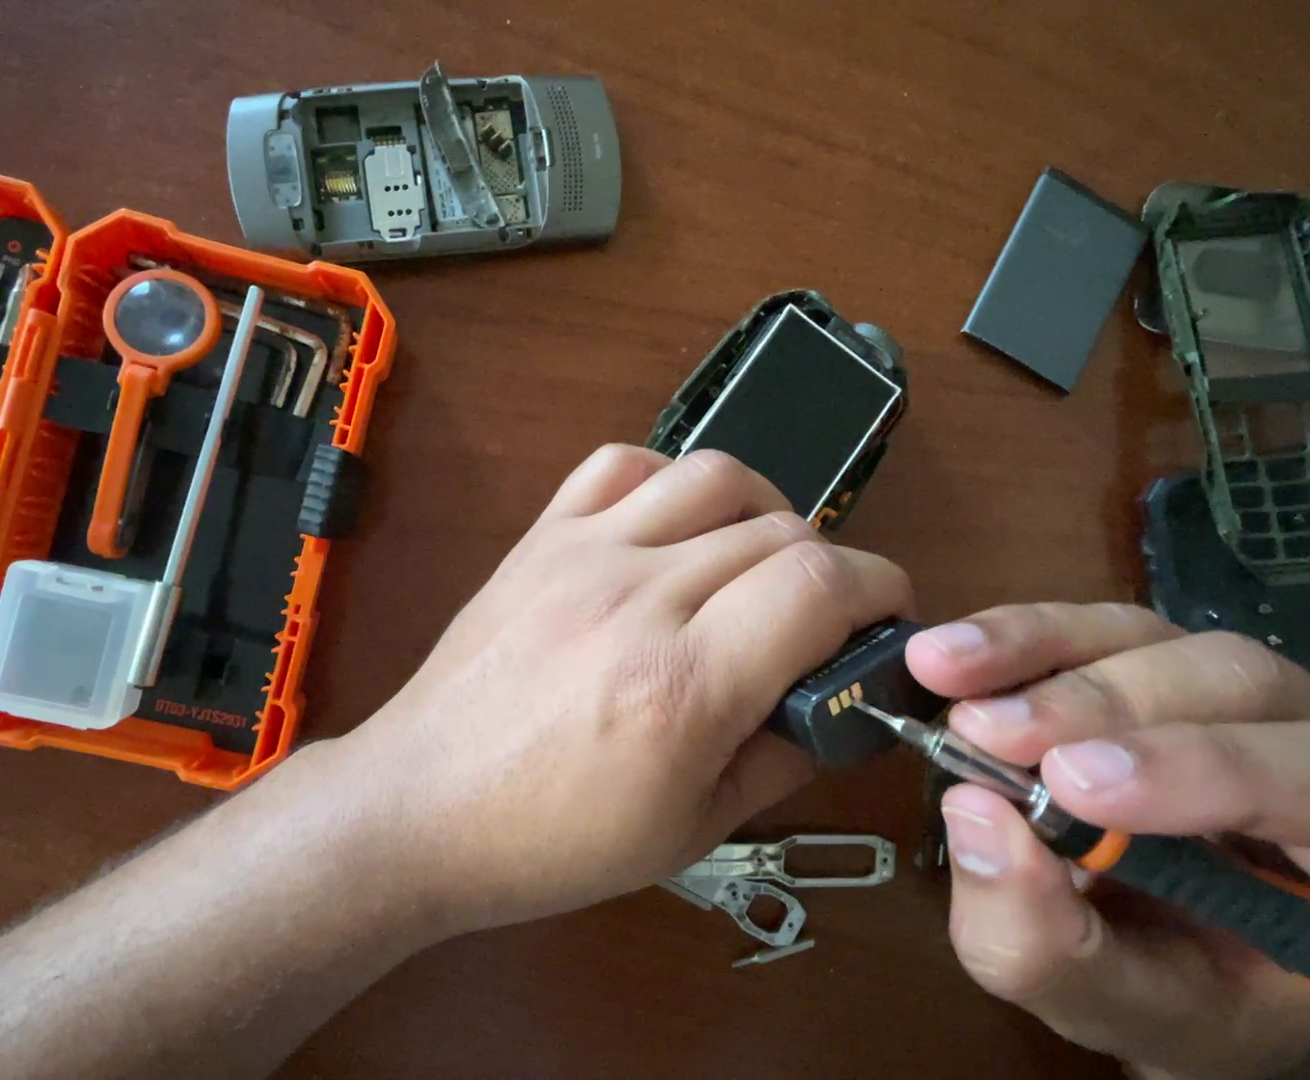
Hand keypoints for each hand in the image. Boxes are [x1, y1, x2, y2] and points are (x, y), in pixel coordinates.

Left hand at [333, 445, 912, 933]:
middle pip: (779, 529)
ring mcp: (583, 553)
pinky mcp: (540, 537)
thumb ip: (780, 757)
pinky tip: (674, 525)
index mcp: (684, 684)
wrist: (421, 805)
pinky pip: (619, 463)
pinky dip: (669, 478)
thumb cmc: (552, 840)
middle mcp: (639, 597)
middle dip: (828, 565)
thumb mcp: (691, 831)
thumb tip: (831, 701)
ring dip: (763, 508)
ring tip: (758, 556)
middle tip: (820, 614)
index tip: (888, 613)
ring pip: (712, 475)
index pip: (819, 585)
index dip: (879, 587)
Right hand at [904, 603, 1309, 1079]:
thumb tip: (974, 815)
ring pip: (1151, 633)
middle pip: (1237, 680)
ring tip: (946, 676)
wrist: (1173, 951)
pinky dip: (1010, 637)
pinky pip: (1085, 627)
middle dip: (1100, 702)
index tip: (1068, 785)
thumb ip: (1050, 944)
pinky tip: (948, 658)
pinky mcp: (1144, 664)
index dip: (1206, 769)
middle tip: (983, 732)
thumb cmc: (1178, 993)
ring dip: (1039, 649)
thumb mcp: (1118, 1007)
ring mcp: (1226, 693)